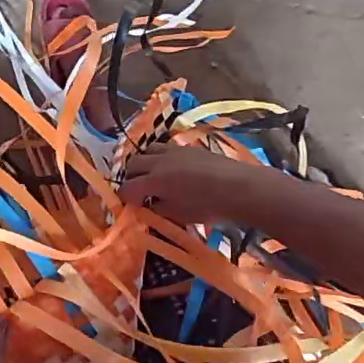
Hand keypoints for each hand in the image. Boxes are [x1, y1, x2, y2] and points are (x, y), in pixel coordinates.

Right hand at [117, 143, 280, 226]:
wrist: (239, 188)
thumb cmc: (208, 206)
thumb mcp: (178, 215)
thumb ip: (158, 208)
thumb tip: (148, 205)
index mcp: (154, 181)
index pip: (127, 188)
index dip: (124, 198)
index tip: (129, 205)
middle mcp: (159, 161)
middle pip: (133, 163)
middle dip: (131, 177)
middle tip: (138, 190)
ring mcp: (174, 151)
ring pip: (148, 150)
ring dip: (145, 162)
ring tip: (152, 174)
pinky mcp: (189, 147)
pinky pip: (166, 147)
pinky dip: (161, 156)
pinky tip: (171, 168)